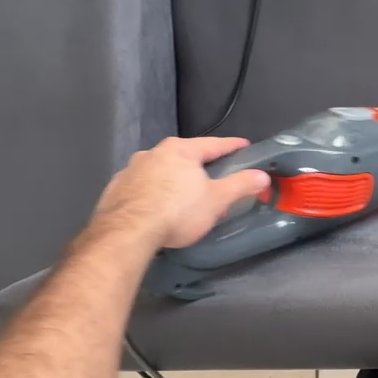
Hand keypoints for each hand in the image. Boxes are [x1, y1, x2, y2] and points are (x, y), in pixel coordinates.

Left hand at [90, 137, 270, 249]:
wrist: (126, 234)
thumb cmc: (178, 211)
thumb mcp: (217, 199)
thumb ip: (241, 184)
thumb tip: (262, 175)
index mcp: (180, 150)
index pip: (213, 144)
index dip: (232, 146)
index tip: (244, 146)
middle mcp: (152, 153)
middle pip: (184, 156)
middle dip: (200, 165)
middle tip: (215, 177)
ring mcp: (129, 170)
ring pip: (160, 171)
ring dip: (174, 179)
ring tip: (185, 195)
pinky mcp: (114, 190)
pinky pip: (142, 186)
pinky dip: (153, 192)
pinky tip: (158, 206)